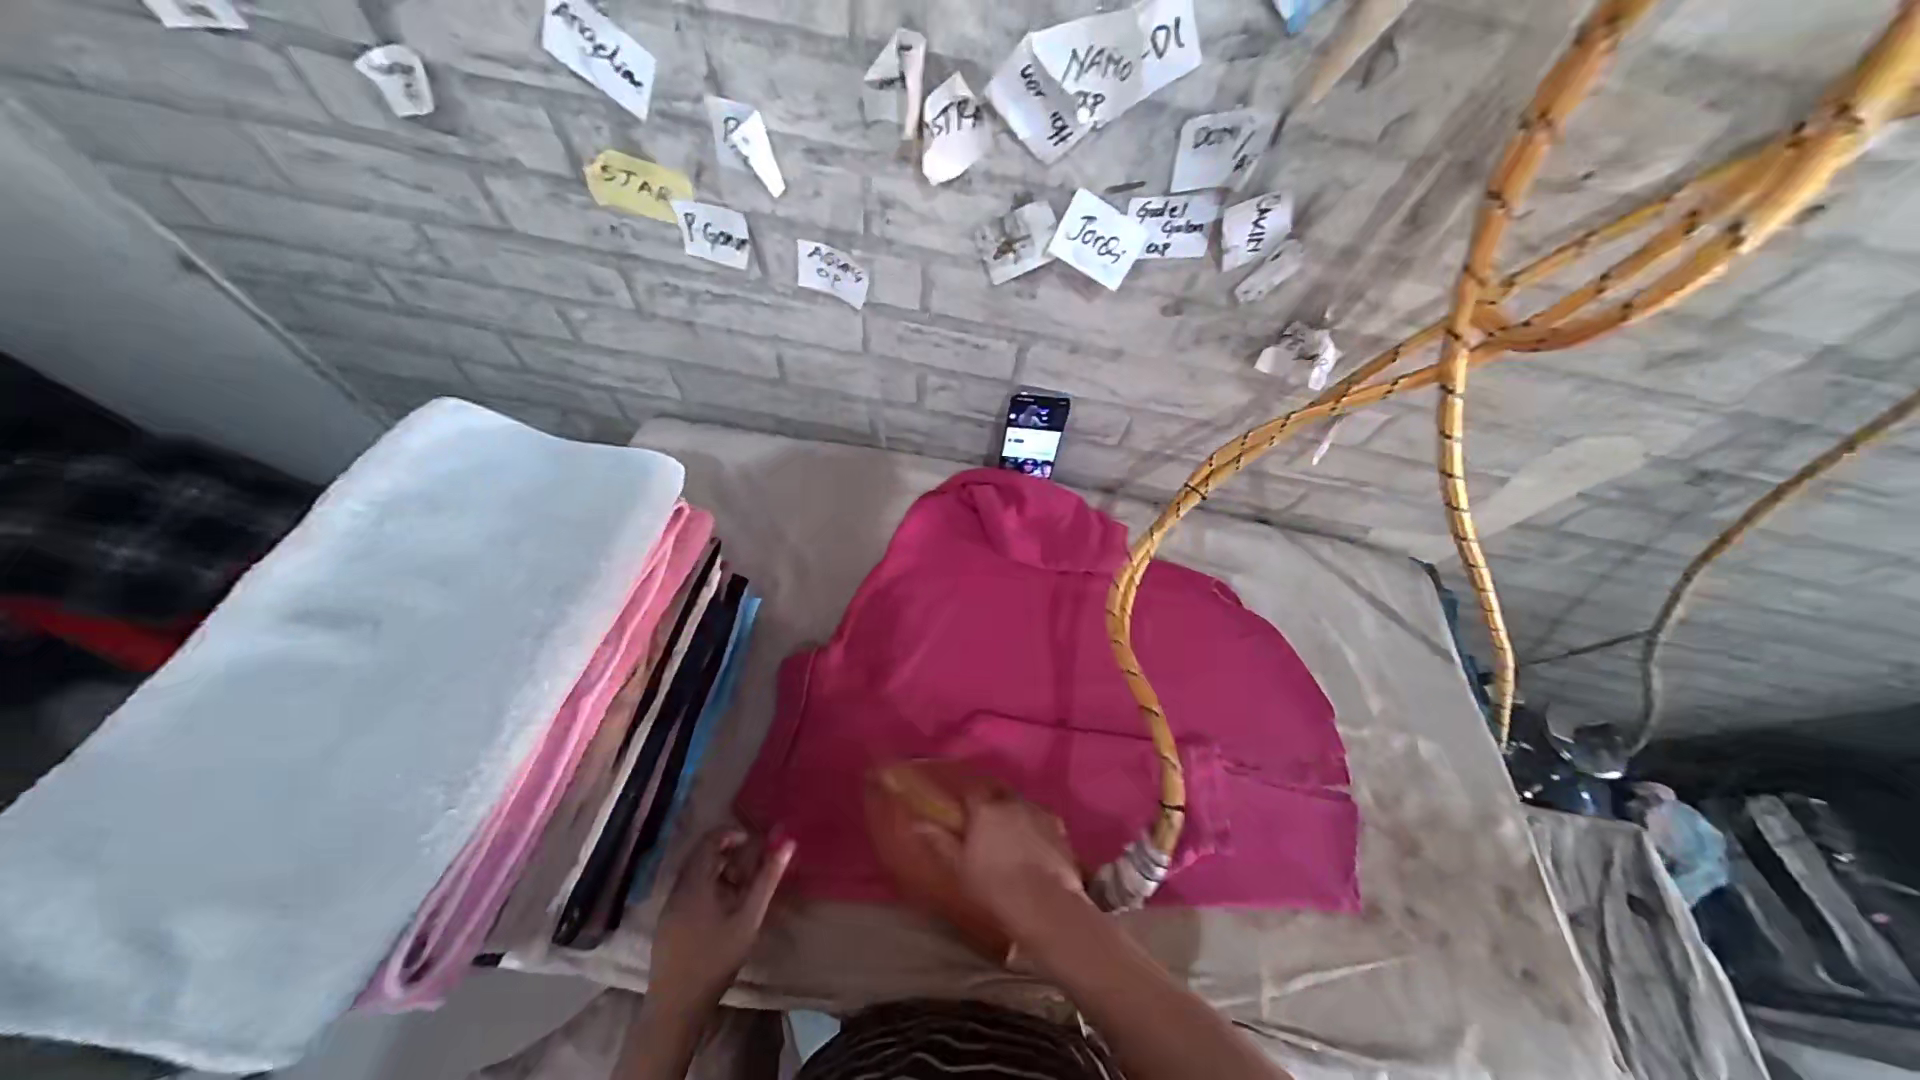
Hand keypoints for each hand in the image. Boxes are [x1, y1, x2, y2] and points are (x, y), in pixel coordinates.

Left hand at [649, 827, 795, 1006]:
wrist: (675, 1007)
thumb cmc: (715, 959)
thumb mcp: (748, 918)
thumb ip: (767, 880)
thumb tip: (787, 845)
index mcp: (694, 882)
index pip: (709, 840)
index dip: (732, 834)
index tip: (755, 843)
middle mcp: (678, 889)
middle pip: (702, 857)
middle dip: (729, 855)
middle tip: (754, 867)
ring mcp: (670, 908)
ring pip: (696, 876)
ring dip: (720, 873)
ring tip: (744, 889)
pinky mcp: (668, 925)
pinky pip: (690, 892)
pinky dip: (710, 889)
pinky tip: (725, 911)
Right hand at [916, 790, 1093, 946]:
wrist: (1045, 904)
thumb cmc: (995, 887)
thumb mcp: (960, 867)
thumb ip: (940, 841)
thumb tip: (919, 822)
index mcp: (985, 807)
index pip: (971, 787)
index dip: (964, 794)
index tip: (959, 803)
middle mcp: (1012, 802)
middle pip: (997, 790)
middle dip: (989, 799)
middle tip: (983, 816)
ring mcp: (1038, 812)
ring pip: (1020, 803)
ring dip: (1012, 811)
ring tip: (1008, 833)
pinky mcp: (1059, 828)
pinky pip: (1040, 818)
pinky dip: (1032, 825)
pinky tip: (1032, 844)